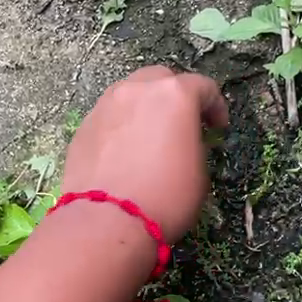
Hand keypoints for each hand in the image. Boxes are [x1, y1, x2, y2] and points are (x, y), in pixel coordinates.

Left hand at [60, 66, 226, 242]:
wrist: (106, 221)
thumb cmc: (166, 197)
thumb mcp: (199, 172)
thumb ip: (194, 144)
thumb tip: (183, 141)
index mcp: (174, 95)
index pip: (203, 87)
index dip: (216, 106)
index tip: (218, 128)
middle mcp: (137, 90)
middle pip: (161, 79)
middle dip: (175, 96)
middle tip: (183, 123)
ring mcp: (106, 105)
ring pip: (130, 94)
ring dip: (145, 107)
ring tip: (150, 135)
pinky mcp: (83, 126)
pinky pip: (110, 117)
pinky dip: (122, 126)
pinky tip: (125, 151)